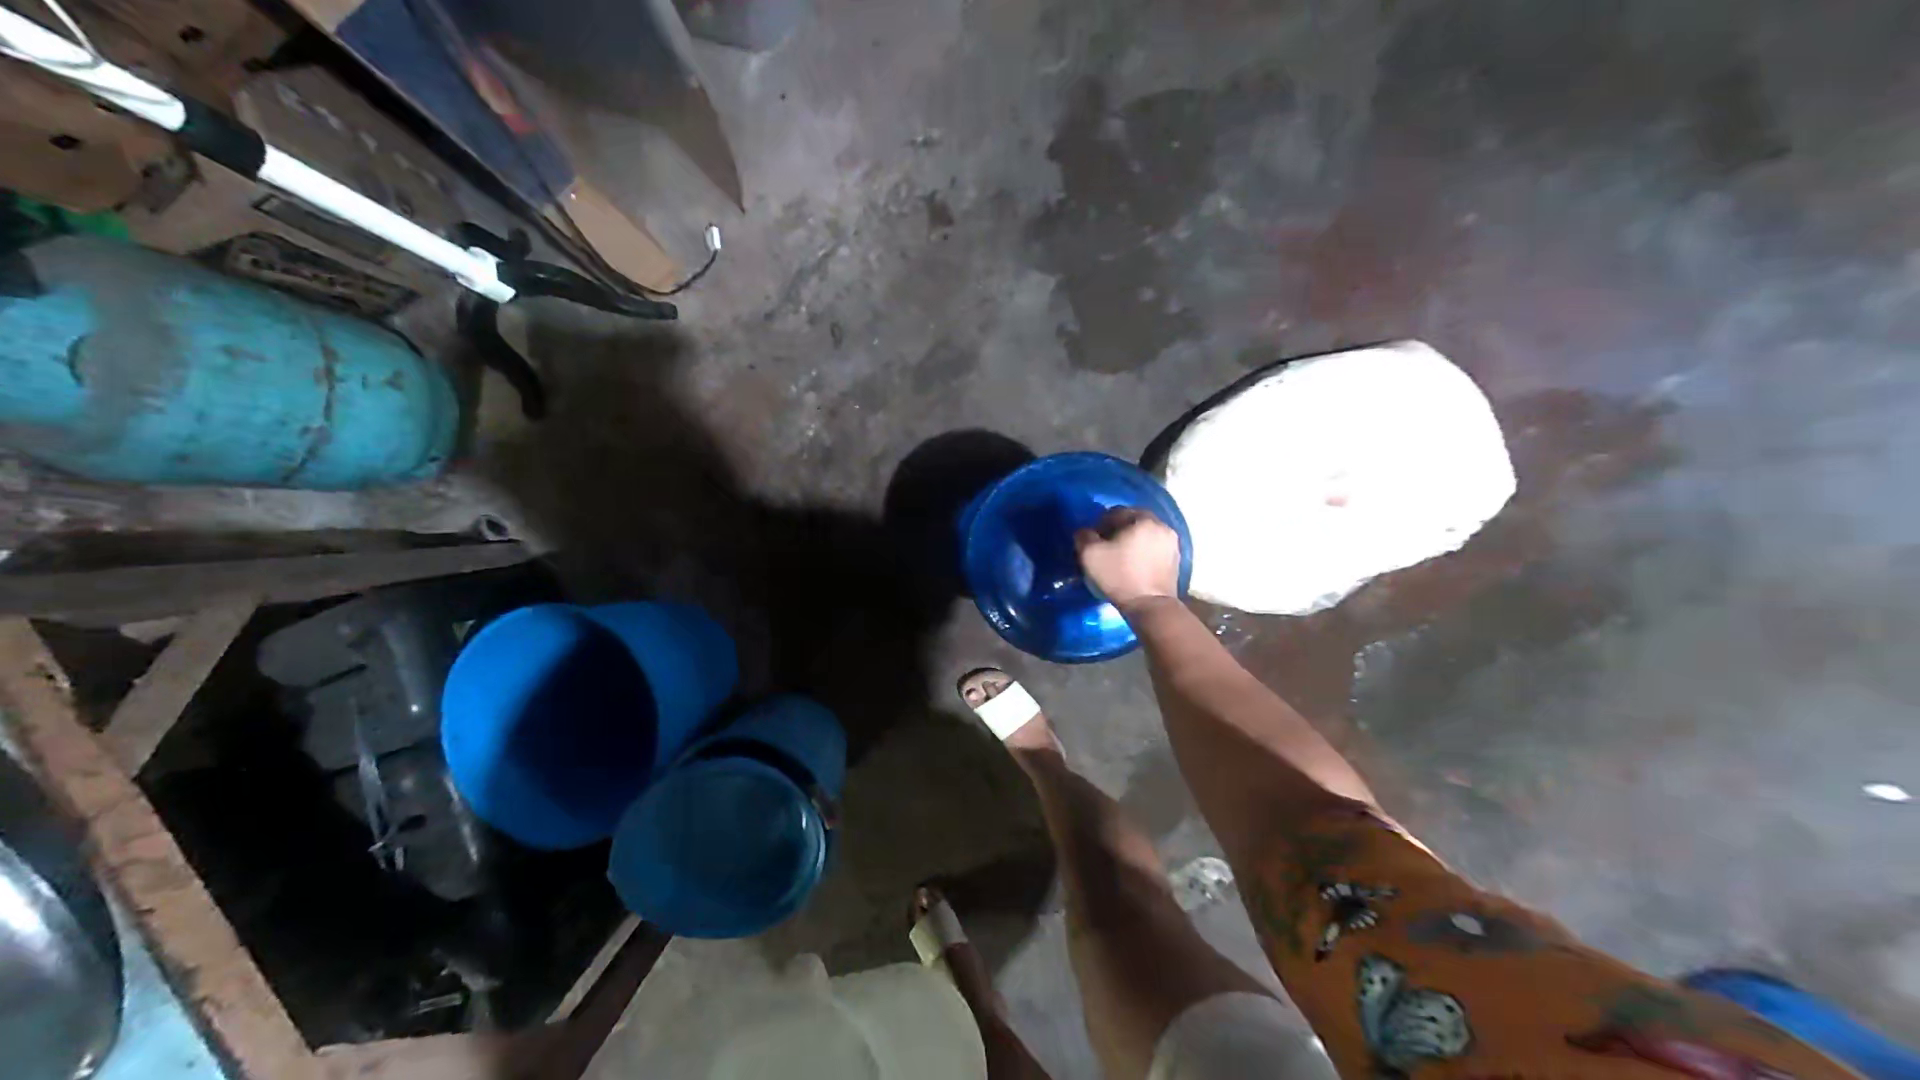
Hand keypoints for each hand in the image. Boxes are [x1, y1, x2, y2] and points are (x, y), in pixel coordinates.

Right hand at [1075, 507, 1180, 609]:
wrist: (1150, 605)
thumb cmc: (1119, 576)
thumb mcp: (1090, 555)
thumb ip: (1083, 536)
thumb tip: (1085, 532)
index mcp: (1141, 518)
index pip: (1115, 512)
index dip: (1100, 525)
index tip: (1094, 542)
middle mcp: (1160, 525)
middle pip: (1133, 521)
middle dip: (1118, 531)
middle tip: (1106, 548)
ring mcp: (1171, 542)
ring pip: (1145, 534)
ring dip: (1132, 540)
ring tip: (1121, 557)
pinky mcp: (1176, 558)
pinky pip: (1155, 547)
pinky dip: (1144, 551)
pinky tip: (1135, 565)